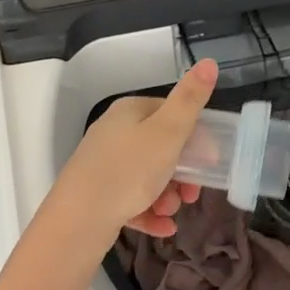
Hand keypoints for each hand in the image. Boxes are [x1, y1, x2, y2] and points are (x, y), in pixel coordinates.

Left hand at [44, 59, 217, 241]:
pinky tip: (164, 227)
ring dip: (167, 195)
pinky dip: (150, 212)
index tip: (210, 161)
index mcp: (129, 112)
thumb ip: (190, 100)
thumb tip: (209, 62)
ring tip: (171, 211)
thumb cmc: (129, 170)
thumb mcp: (168, 133)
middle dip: (182, 173)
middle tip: (192, 193)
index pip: (170, 113)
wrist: (79, 218)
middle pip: (160, 148)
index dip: (195, 136)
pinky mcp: (97, 195)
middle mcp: (113, 133)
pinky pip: (132, 201)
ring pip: (147, 177)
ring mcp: (103, 166)